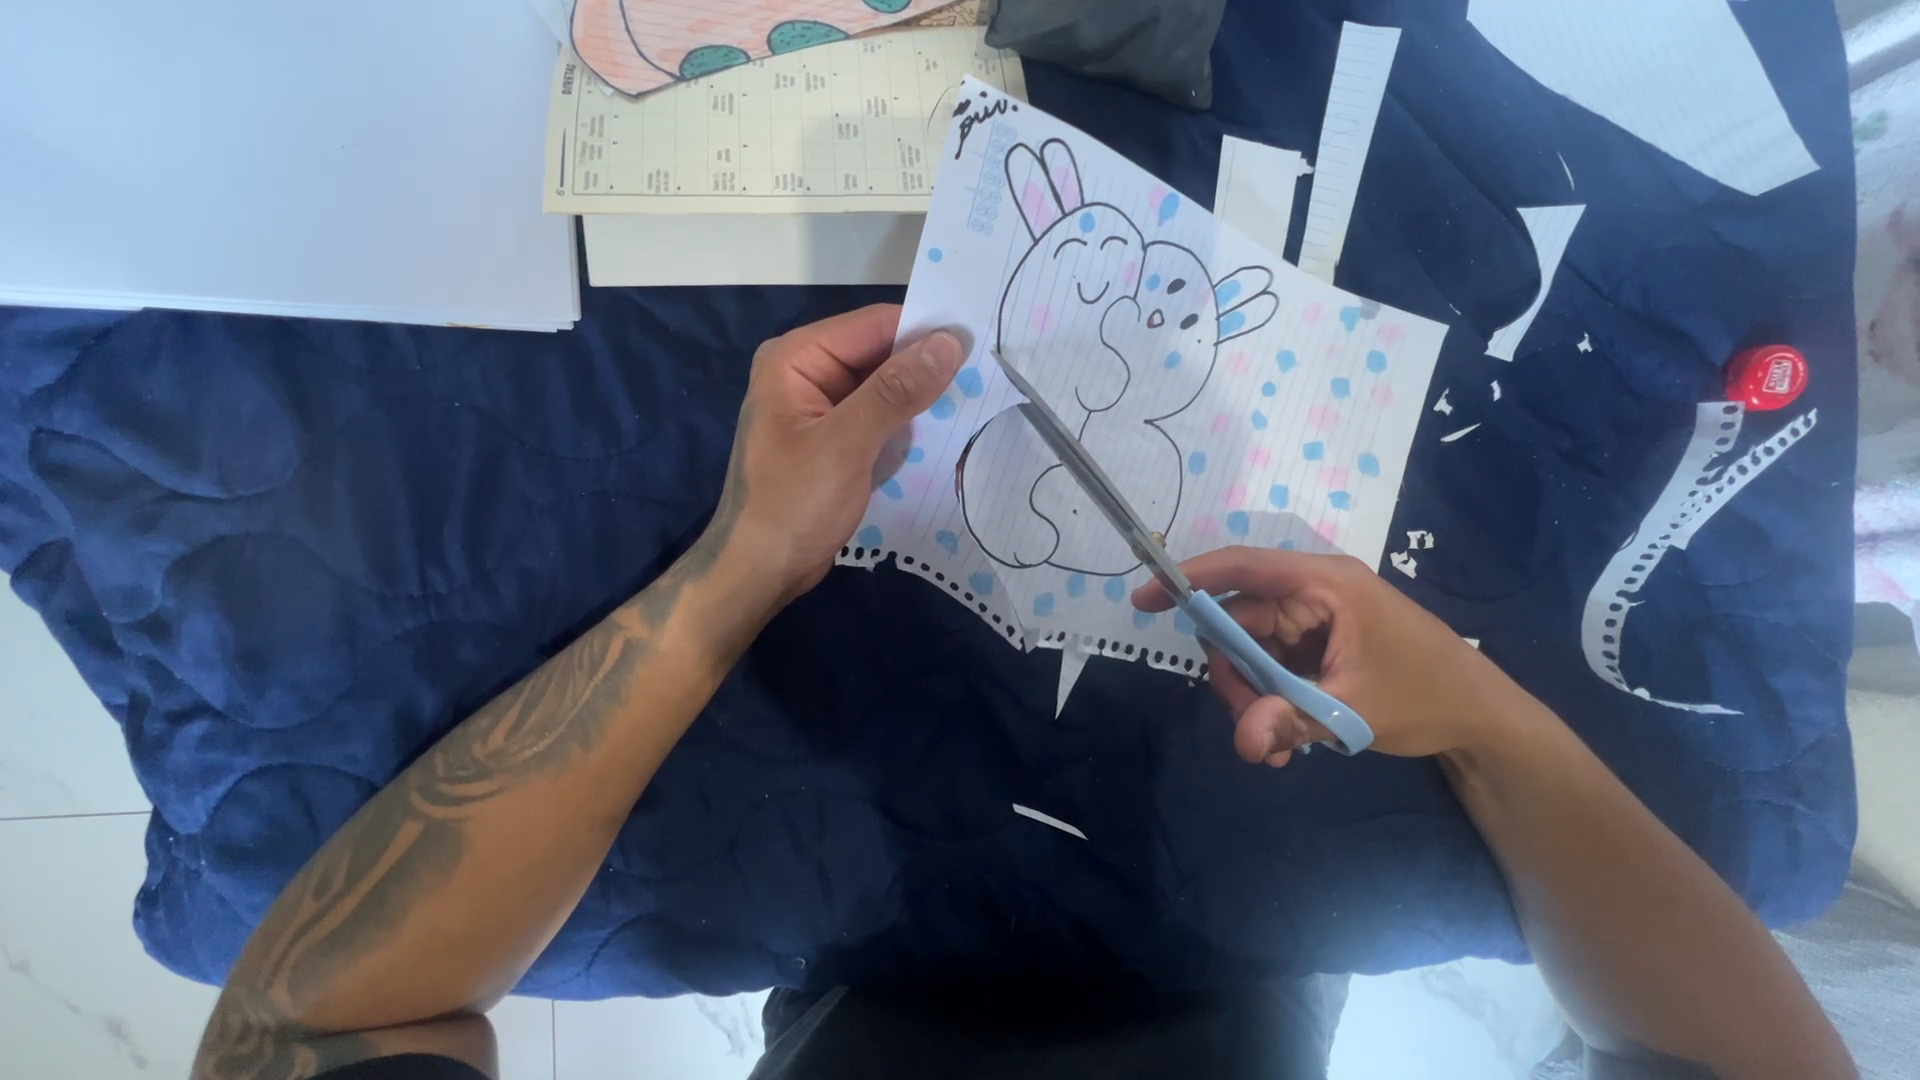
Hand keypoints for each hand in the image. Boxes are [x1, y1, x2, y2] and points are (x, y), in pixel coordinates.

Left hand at [703, 304, 965, 604]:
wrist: (760, 572)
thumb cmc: (792, 506)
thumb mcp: (846, 445)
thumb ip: (896, 391)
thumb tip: (949, 342)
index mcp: (796, 359)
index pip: (874, 325)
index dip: (926, 331)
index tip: (979, 344)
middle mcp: (807, 374)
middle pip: (881, 354)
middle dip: (927, 367)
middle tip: (986, 376)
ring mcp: (821, 410)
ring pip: (886, 388)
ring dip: (923, 398)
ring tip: (975, 402)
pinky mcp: (835, 441)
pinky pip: (880, 419)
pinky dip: (908, 425)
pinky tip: (944, 434)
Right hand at [1132, 548, 1530, 766]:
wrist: (1484, 720)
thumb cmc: (1429, 696)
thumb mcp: (1357, 710)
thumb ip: (1293, 719)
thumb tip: (1243, 744)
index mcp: (1324, 584)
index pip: (1242, 568)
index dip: (1189, 579)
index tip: (1145, 599)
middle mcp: (1313, 594)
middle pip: (1238, 622)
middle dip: (1234, 675)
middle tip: (1248, 722)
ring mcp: (1314, 620)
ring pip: (1251, 650)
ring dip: (1252, 697)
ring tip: (1276, 745)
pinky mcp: (1318, 645)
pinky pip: (1272, 666)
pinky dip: (1269, 701)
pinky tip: (1286, 739)